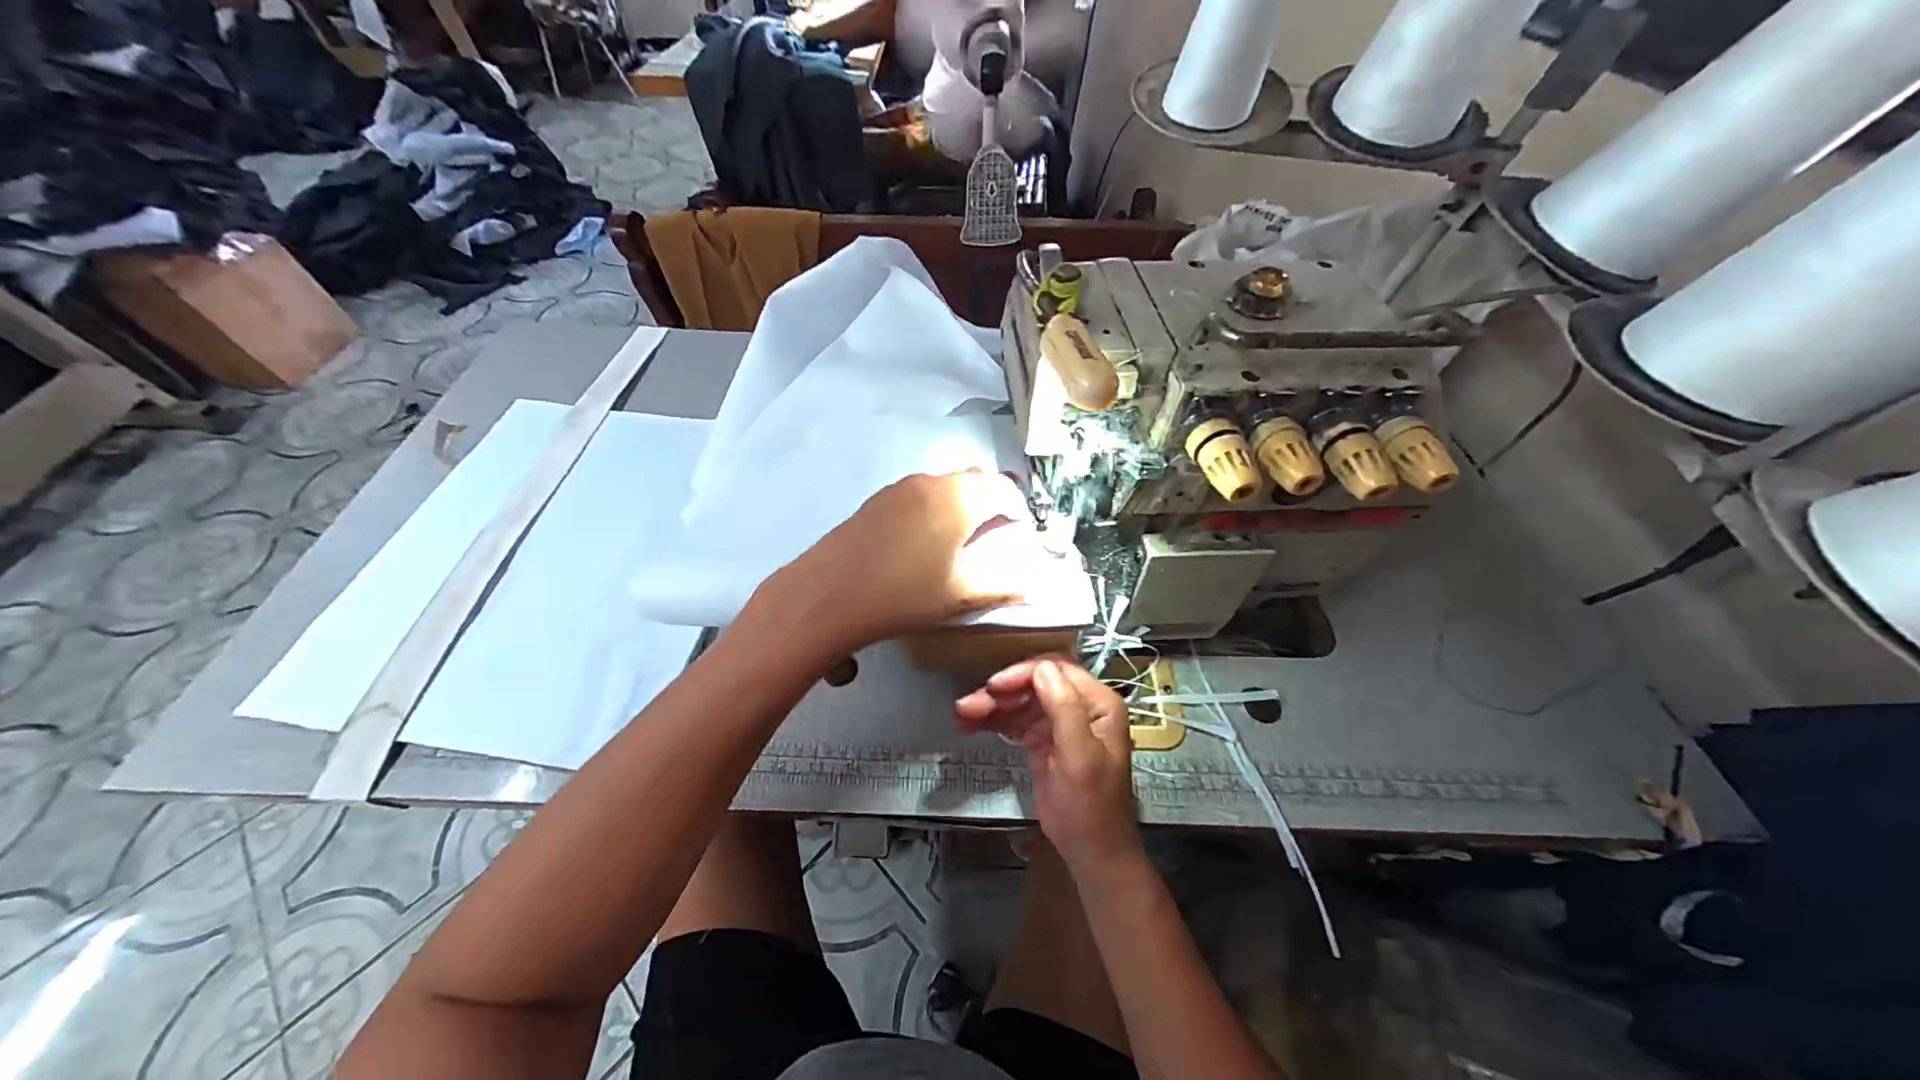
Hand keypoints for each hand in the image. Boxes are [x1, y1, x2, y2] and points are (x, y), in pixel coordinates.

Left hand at [749, 471, 1032, 652]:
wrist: (828, 595)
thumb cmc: (903, 597)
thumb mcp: (960, 597)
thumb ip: (1001, 587)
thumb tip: (1029, 587)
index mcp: (958, 499)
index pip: (1004, 490)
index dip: (1019, 510)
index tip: (1022, 532)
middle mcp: (931, 482)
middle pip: (975, 481)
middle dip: (993, 501)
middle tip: (998, 532)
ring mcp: (900, 488)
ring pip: (946, 485)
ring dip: (963, 502)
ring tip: (962, 538)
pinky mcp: (877, 500)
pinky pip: (920, 493)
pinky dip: (935, 507)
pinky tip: (925, 540)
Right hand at [955, 657, 1140, 873]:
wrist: (1092, 851)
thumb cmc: (1092, 807)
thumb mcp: (1080, 757)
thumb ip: (1064, 710)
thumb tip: (1041, 669)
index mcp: (1098, 704)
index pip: (1056, 671)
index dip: (1023, 673)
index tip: (994, 687)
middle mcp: (1080, 707)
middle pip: (1034, 684)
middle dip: (1001, 692)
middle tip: (968, 705)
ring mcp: (1059, 723)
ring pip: (1021, 701)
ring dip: (991, 705)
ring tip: (962, 714)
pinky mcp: (1041, 740)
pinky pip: (1015, 721)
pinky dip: (993, 720)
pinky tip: (970, 724)